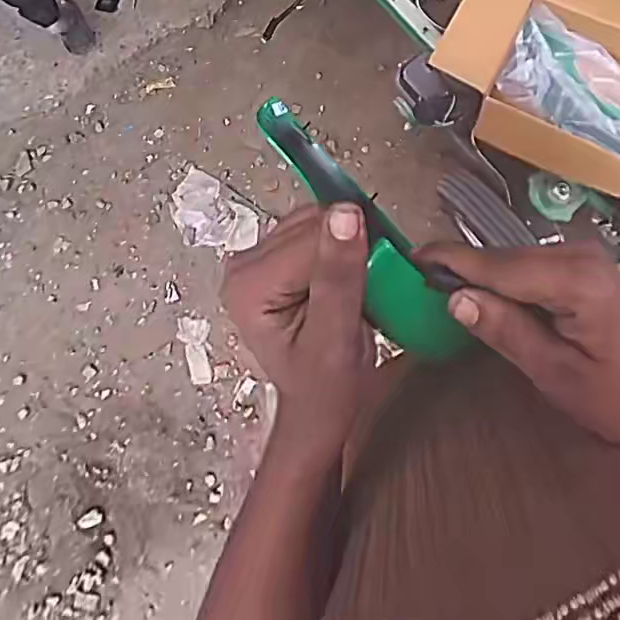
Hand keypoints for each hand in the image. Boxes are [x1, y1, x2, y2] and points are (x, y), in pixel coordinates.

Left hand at [221, 205, 374, 454]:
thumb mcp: (337, 338)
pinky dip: (342, 246)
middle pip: (314, 223)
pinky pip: (318, 229)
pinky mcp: (276, 255)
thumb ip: (339, 276)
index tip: (373, 280)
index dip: (352, 251)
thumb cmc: (326, 387)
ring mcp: (258, 258)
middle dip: (350, 247)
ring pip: (319, 220)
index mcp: (250, 284)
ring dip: (348, 245)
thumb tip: (346, 213)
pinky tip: (347, 276)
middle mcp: (245, 264)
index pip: (313, 237)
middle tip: (367, 287)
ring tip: (357, 286)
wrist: (319, 406)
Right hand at [417, 242, 619, 449]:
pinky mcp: (580, 263)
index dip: (451, 261)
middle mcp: (577, 254)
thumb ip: (506, 331)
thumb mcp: (558, 376)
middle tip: (415, 279)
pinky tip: (480, 290)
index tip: (411, 259)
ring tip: (437, 284)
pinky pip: (527, 264)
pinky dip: (500, 276)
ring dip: (477, 271)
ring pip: (512, 258)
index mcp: (575, 280)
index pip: (498, 265)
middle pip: (502, 257)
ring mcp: (581, 254)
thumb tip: (455, 297)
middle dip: (460, 266)